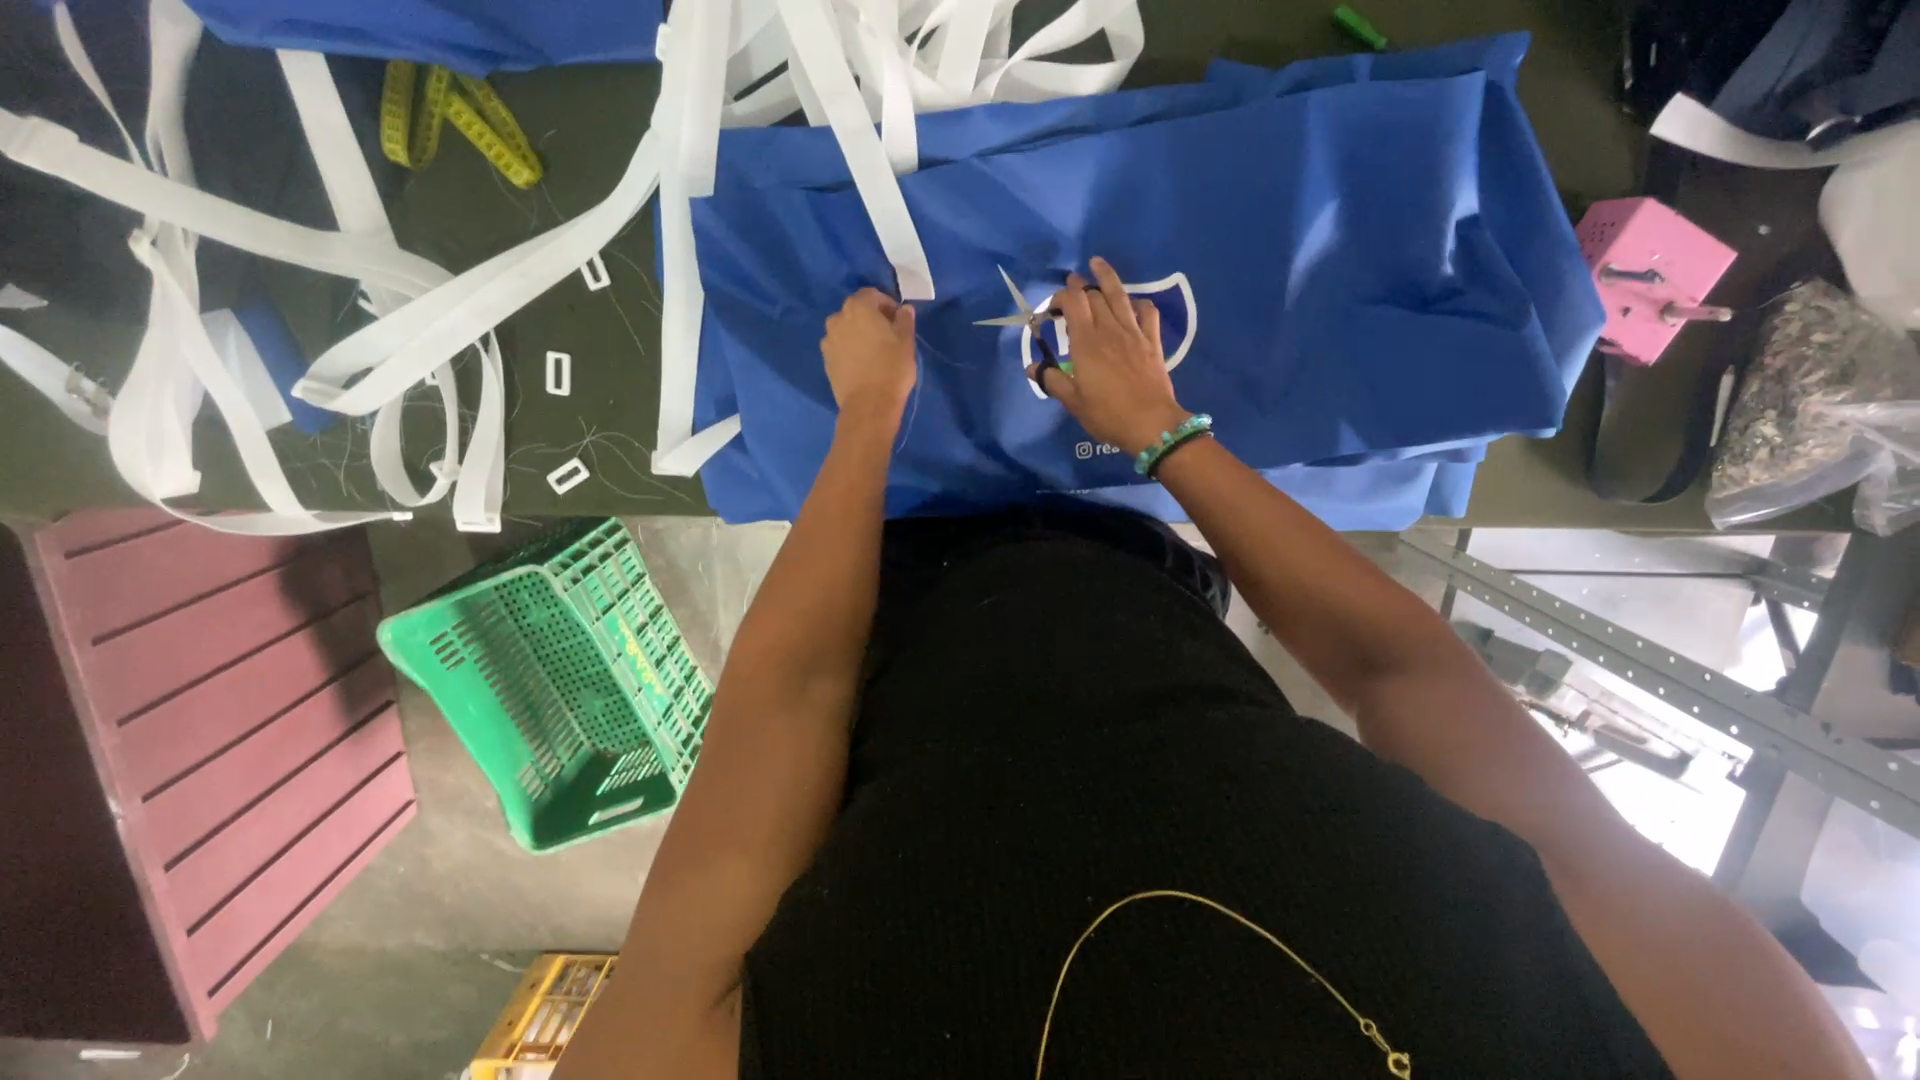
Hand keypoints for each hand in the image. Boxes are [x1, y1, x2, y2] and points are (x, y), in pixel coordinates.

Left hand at [822, 287, 916, 426]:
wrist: (869, 405)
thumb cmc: (892, 368)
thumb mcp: (906, 341)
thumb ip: (904, 320)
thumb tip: (904, 309)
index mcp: (858, 307)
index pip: (872, 294)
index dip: (886, 303)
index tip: (898, 319)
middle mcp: (838, 318)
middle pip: (855, 310)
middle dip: (870, 317)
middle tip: (887, 333)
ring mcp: (828, 339)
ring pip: (845, 328)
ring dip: (858, 332)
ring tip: (873, 349)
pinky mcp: (825, 359)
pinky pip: (839, 346)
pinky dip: (849, 348)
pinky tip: (861, 362)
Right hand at [1028, 256, 1189, 455]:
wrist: (1151, 424)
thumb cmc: (1107, 414)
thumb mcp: (1073, 402)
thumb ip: (1053, 380)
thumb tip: (1032, 368)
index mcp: (1085, 343)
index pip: (1073, 303)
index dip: (1061, 296)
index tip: (1051, 307)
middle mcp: (1109, 330)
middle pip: (1094, 295)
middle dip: (1080, 285)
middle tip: (1072, 283)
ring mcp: (1133, 333)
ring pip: (1120, 296)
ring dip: (1107, 277)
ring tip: (1098, 264)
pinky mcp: (1152, 342)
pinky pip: (1147, 312)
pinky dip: (1138, 302)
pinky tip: (1132, 302)